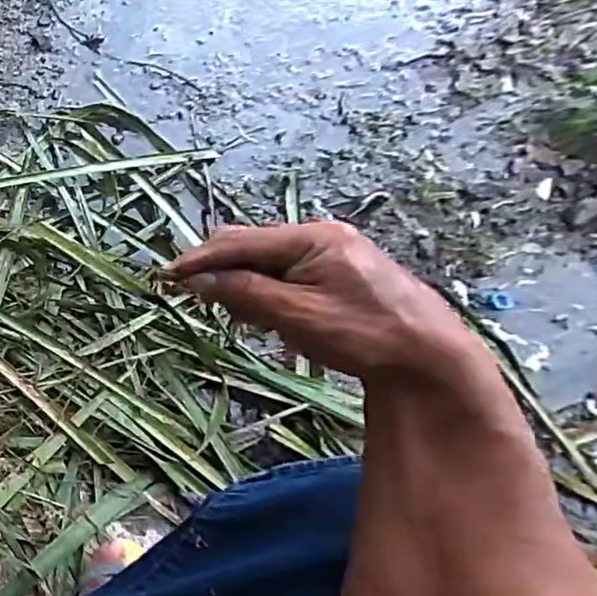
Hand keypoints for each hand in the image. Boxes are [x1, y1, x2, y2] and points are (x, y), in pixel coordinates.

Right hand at [167, 222, 483, 382]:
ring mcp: (330, 253)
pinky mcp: (335, 273)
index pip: (239, 243)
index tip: (165, 276)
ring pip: (263, 261)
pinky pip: (282, 273)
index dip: (198, 259)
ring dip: (239, 284)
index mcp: (313, 239)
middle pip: (248, 245)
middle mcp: (320, 237)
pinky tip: (263, 315)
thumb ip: (243, 293)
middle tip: (193, 297)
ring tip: (237, 316)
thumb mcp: (295, 315)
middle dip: (217, 270)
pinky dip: (261, 291)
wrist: (430, 358)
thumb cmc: (365, 335)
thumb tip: (197, 279)